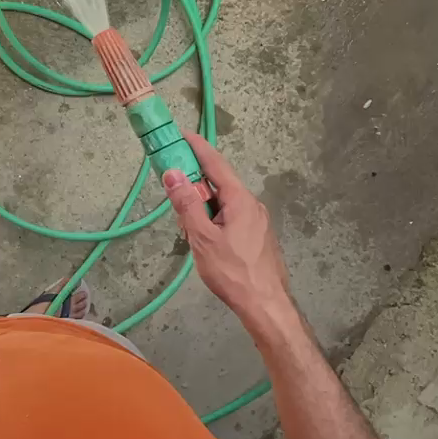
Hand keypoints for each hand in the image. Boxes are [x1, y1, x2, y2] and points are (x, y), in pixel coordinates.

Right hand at [161, 132, 297, 334]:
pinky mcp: (256, 237)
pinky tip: (203, 236)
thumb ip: (187, 205)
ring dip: (202, 206)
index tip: (182, 134)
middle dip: (194, 183)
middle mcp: (252, 205)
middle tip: (172, 186)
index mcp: (241, 200)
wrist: (265, 305)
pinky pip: (230, 217)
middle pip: (219, 184)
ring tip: (186, 224)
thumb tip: (173, 174)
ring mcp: (256, 222)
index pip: (216, 165)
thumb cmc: (232, 271)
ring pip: (224, 203)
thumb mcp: (202, 238)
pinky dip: (212, 218)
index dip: (198, 148)